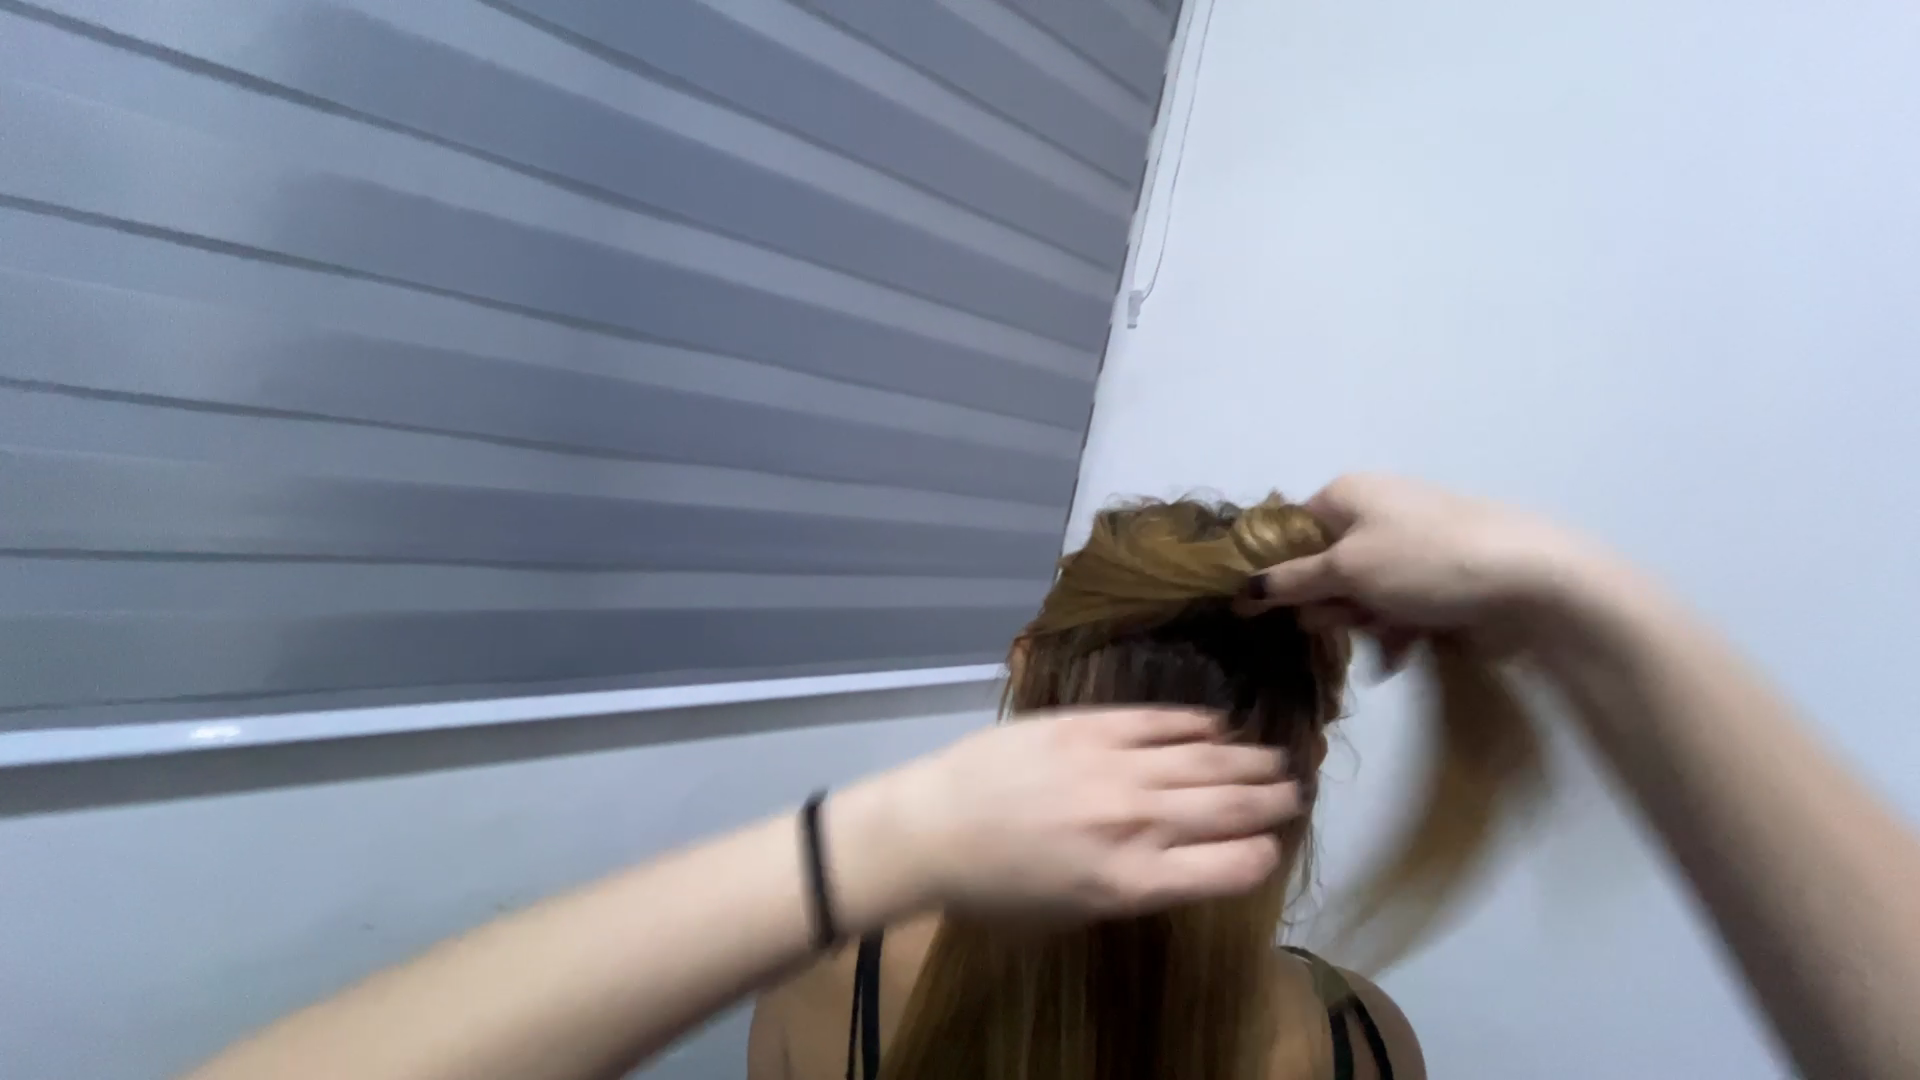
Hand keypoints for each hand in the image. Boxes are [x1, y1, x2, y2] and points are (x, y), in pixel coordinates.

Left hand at [852, 708, 1301, 922]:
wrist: (933, 826)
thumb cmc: (995, 887)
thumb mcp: (1071, 911)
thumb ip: (1133, 884)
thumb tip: (1177, 857)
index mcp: (1135, 882)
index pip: (1230, 867)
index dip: (1261, 855)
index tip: (1270, 845)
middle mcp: (1138, 822)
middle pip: (1227, 809)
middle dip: (1269, 801)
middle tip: (1293, 792)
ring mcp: (1114, 767)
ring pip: (1204, 759)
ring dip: (1246, 759)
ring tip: (1275, 758)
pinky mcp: (1089, 726)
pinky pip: (1157, 721)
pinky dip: (1194, 722)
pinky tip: (1216, 723)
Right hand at [1243, 474, 1596, 663]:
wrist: (1536, 582)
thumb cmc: (1425, 562)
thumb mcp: (1346, 569)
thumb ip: (1289, 581)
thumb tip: (1243, 588)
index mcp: (1349, 494)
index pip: (1289, 530)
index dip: (1273, 569)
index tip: (1260, 606)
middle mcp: (1376, 513)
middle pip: (1321, 565)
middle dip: (1325, 600)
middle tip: (1335, 621)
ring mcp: (1409, 546)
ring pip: (1357, 592)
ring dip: (1361, 620)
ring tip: (1383, 636)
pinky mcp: (1437, 579)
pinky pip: (1393, 606)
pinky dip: (1392, 630)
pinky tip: (1402, 650)